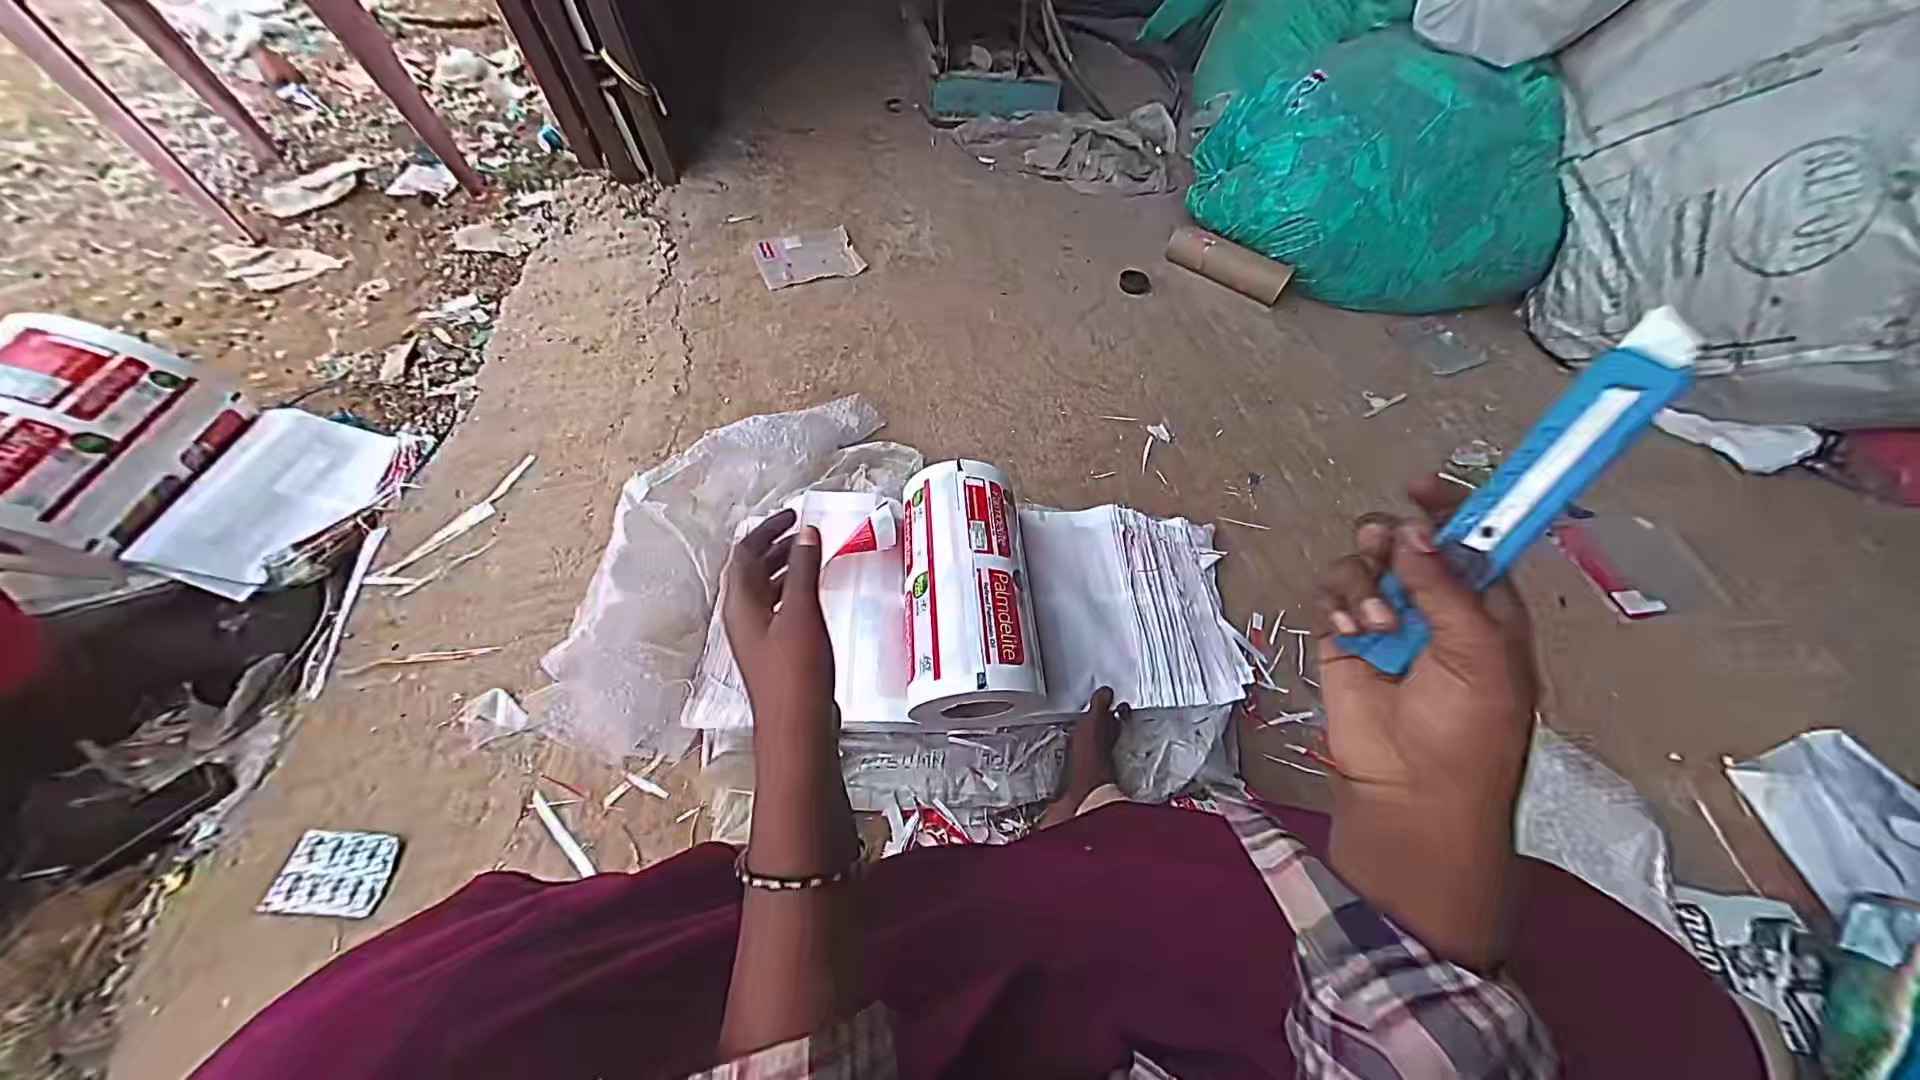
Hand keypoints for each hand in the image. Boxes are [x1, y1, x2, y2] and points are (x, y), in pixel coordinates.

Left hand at [722, 509, 834, 739]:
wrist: (797, 726)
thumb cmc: (795, 672)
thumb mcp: (802, 612)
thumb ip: (804, 569)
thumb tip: (806, 533)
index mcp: (741, 605)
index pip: (745, 553)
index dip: (766, 529)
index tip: (791, 514)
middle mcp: (743, 618)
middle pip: (751, 570)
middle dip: (775, 545)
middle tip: (801, 531)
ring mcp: (757, 636)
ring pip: (764, 589)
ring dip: (783, 566)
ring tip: (808, 554)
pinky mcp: (773, 650)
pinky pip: (777, 607)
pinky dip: (792, 589)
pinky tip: (811, 592)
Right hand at [1313, 475, 1536, 816]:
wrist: (1411, 784)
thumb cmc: (1468, 731)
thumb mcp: (1479, 654)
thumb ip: (1446, 589)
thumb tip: (1413, 531)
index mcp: (1480, 604)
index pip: (1465, 540)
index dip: (1449, 509)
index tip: (1422, 489)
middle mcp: (1429, 604)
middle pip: (1402, 542)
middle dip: (1390, 540)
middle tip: (1383, 546)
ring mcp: (1382, 618)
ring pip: (1360, 565)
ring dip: (1364, 586)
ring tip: (1377, 625)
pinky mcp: (1341, 634)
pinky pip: (1331, 595)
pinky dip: (1337, 605)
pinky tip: (1351, 631)